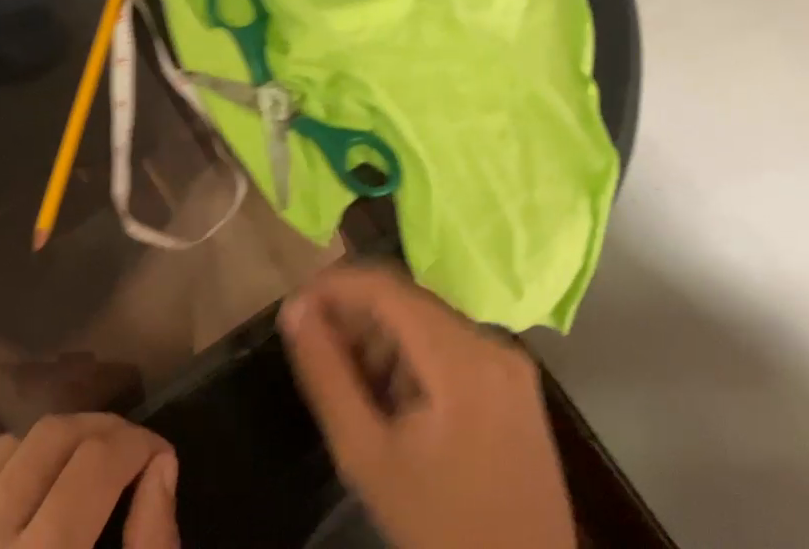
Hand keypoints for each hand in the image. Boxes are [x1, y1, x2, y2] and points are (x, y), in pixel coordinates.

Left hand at [0, 413, 179, 548]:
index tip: (162, 456)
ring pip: (2, 446)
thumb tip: (163, 468)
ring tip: (76, 475)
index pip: (97, 462)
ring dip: (50, 448)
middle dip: (102, 432)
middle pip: (51, 438)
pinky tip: (14, 488)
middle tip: (131, 454)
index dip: (141, 444)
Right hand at [279, 264, 574, 548]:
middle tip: (315, 352)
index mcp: (462, 358)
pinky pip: (450, 346)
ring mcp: (510, 364)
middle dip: (354, 317)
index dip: (331, 286)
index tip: (293, 309)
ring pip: (426, 322)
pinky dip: (411, 357)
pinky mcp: (515, 384)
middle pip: (407, 302)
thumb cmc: (438, 522)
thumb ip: (326, 374)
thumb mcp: (365, 453)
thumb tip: (294, 309)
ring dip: (380, 339)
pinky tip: (391, 398)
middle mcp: (494, 344)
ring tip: (351, 385)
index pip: (384, 287)